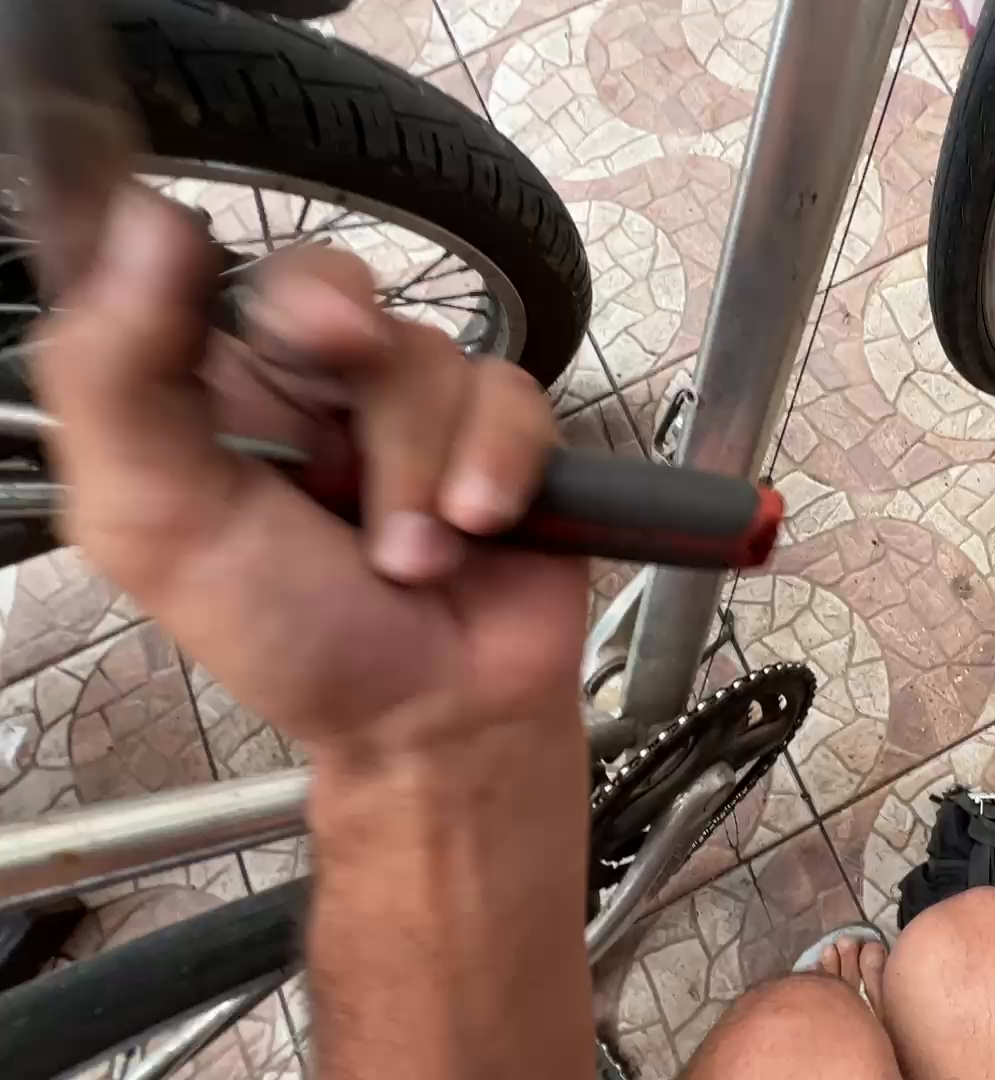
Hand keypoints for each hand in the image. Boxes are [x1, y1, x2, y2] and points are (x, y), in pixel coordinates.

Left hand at [32, 188, 587, 762]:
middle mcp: (350, 397)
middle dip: (377, 419)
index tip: (322, 339)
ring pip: (456, 369)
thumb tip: (147, 219)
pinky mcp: (524, 450)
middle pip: (378, 320)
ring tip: (424, 557)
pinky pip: (527, 407)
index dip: (305, 294)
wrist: (443, 706)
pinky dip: (507, 466)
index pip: (273, 284)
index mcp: (247, 398)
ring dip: (432, 471)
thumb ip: (120, 378)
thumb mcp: (160, 522)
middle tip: (355, 482)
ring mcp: (448, 422)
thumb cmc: (299, 636)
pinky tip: (489, 524)